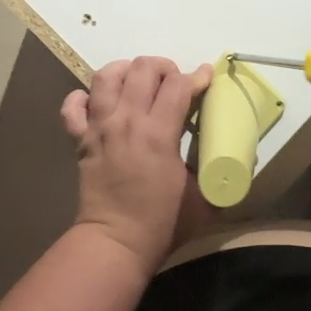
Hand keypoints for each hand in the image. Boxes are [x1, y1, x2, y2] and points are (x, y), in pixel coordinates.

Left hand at [60, 57, 213, 272]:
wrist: (116, 243)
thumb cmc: (162, 223)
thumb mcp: (202, 197)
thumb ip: (218, 170)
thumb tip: (237, 157)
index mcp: (159, 133)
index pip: (178, 85)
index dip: (196, 76)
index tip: (205, 76)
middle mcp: (127, 121)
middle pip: (142, 69)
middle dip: (162, 67)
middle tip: (172, 81)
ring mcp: (99, 127)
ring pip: (105, 76)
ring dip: (124, 71)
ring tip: (136, 80)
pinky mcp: (79, 139)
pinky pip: (73, 106)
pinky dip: (82, 98)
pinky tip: (96, 103)